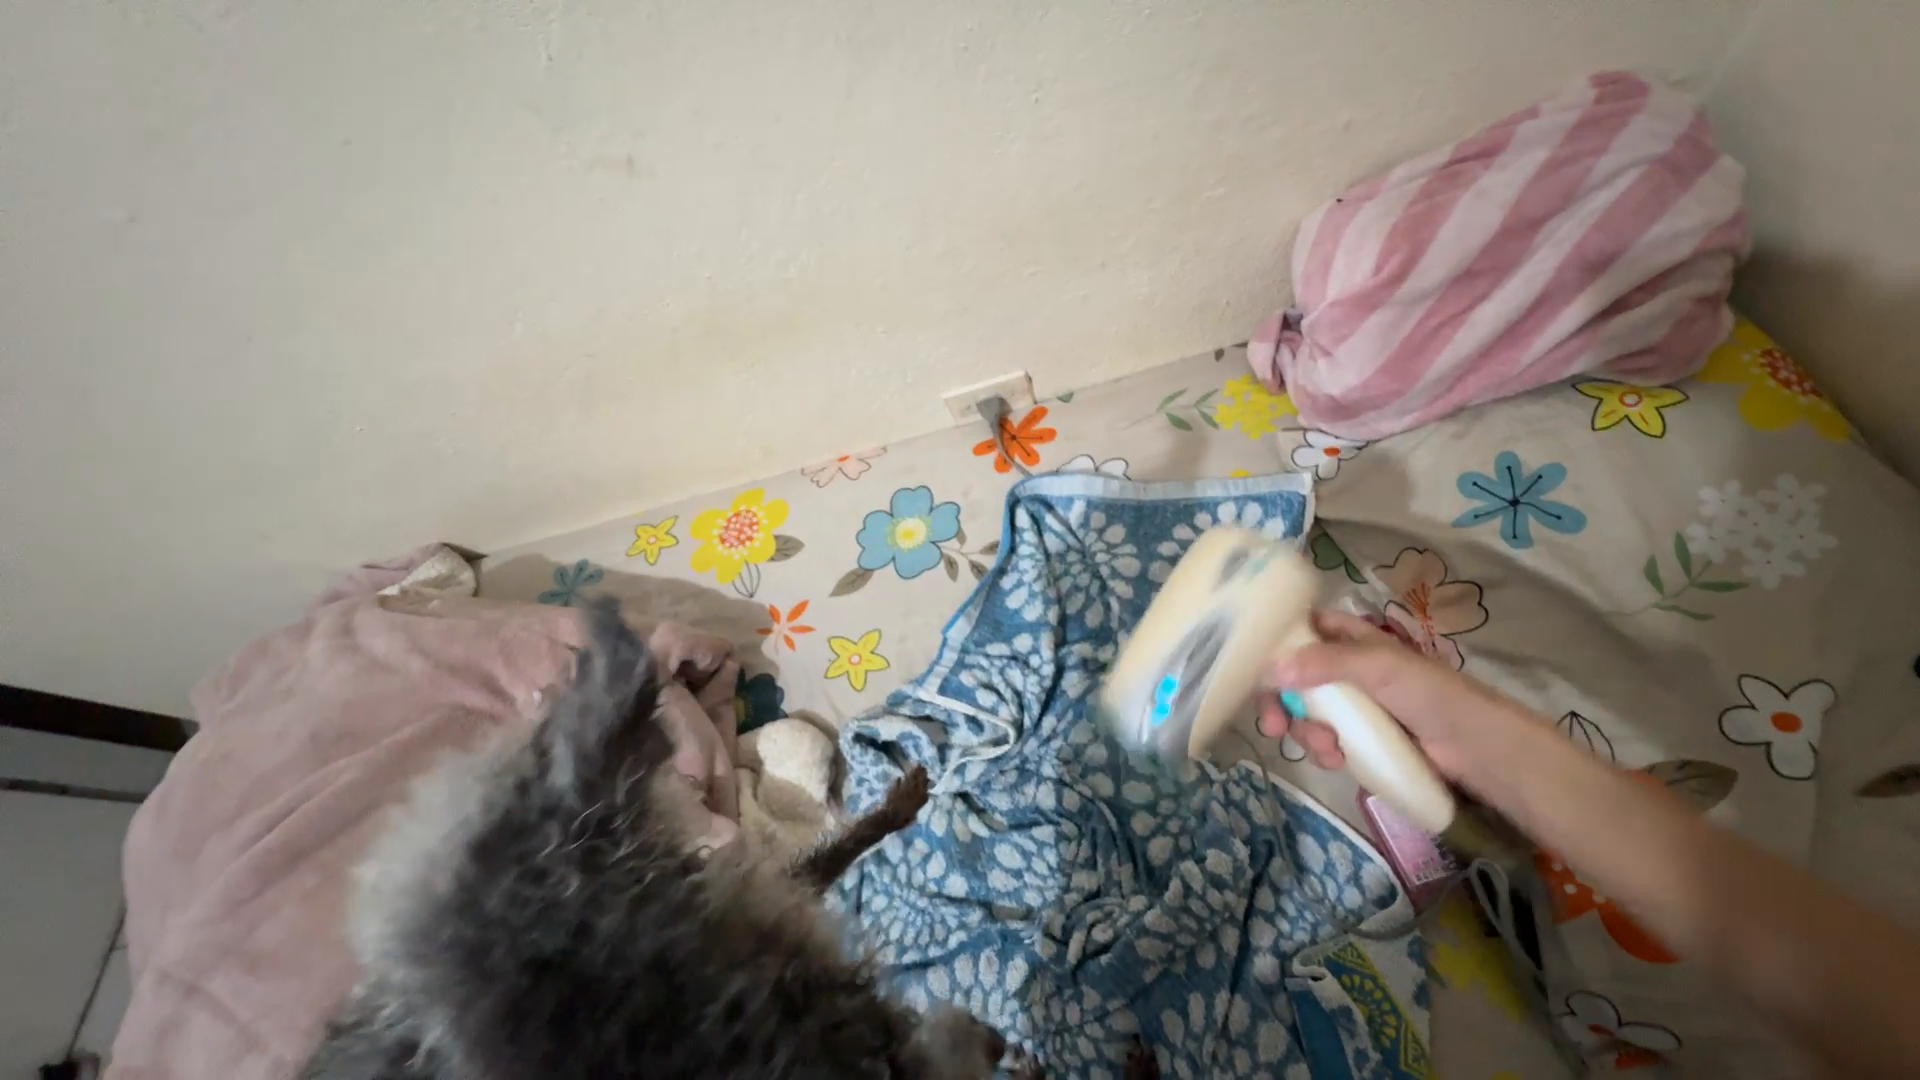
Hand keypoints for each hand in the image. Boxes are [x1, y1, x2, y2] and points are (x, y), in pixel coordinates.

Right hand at [1257, 608, 1532, 785]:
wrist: (1474, 749)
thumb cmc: (1428, 693)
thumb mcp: (1375, 666)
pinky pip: (1321, 741)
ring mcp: (1348, 706)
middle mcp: (1341, 669)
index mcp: (1348, 640)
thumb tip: (1269, 670)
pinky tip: (1338, 760)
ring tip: (1327, 748)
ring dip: (1305, 732)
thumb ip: (1322, 663)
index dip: (1273, 644)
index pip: (1299, 631)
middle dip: (1278, 702)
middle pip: (1290, 677)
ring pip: (1302, 714)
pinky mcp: (1355, 739)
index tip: (1252, 666)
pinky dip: (1322, 751)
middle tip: (1272, 724)